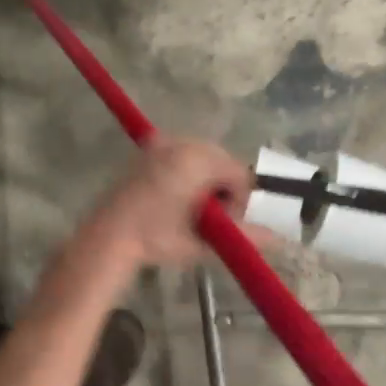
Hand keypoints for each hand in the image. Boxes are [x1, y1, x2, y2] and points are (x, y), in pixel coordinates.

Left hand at [85, 138, 256, 267]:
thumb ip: (242, 236)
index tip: (229, 221)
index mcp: (196, 160)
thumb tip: (276, 238)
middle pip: (219, 159)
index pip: (237, 173)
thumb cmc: (157, 238)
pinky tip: (176, 196)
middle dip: (223, 185)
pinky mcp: (143, 151)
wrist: (109, 235)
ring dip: (205, 178)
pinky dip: (185, 170)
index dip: (240, 199)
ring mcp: (157, 144)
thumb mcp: (204, 240)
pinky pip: (177, 154)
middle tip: (214, 216)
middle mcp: (178, 144)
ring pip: (199, 155)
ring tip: (194, 209)